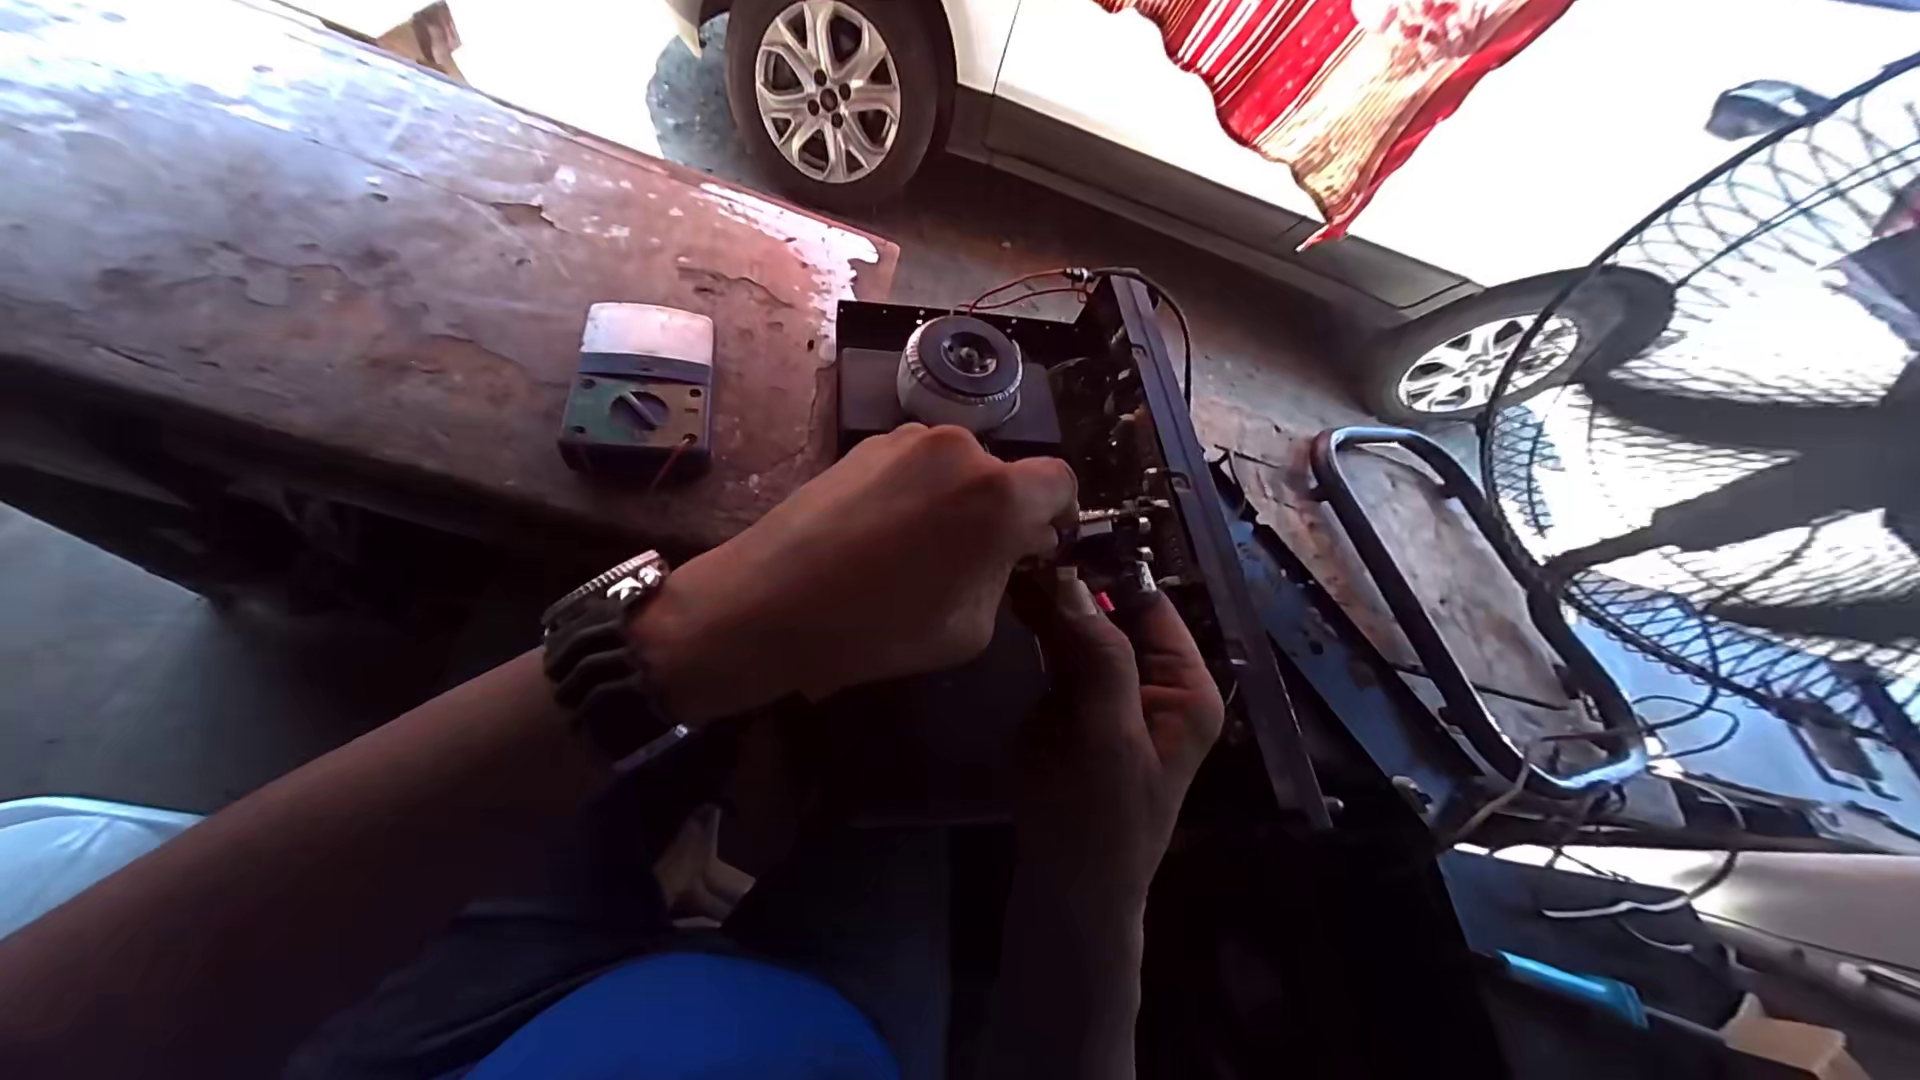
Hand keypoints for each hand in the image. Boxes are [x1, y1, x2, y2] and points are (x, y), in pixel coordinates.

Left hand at [631, 424, 1077, 722]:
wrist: (768, 603)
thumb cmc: (878, 628)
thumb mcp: (970, 626)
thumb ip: (1006, 574)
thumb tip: (1016, 545)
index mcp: (998, 494)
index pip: (1061, 482)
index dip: (1056, 516)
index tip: (1036, 546)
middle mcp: (960, 448)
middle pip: (1006, 476)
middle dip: (1002, 513)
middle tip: (970, 559)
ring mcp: (909, 438)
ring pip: (960, 468)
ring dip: (958, 501)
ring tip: (916, 549)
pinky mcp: (867, 442)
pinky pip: (918, 464)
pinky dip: (920, 491)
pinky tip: (883, 532)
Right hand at [1011, 571, 1225, 907]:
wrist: (1065, 884)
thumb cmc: (1101, 820)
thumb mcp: (1108, 738)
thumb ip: (1098, 658)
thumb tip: (1070, 583)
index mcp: (1183, 686)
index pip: (1150, 606)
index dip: (1109, 571)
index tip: (1061, 537)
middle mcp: (1150, 679)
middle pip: (1111, 612)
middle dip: (1073, 583)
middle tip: (1026, 545)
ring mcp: (1107, 688)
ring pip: (1080, 627)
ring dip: (1051, 600)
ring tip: (1013, 562)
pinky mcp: (1070, 700)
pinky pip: (1057, 650)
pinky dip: (1037, 625)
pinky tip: (1012, 599)